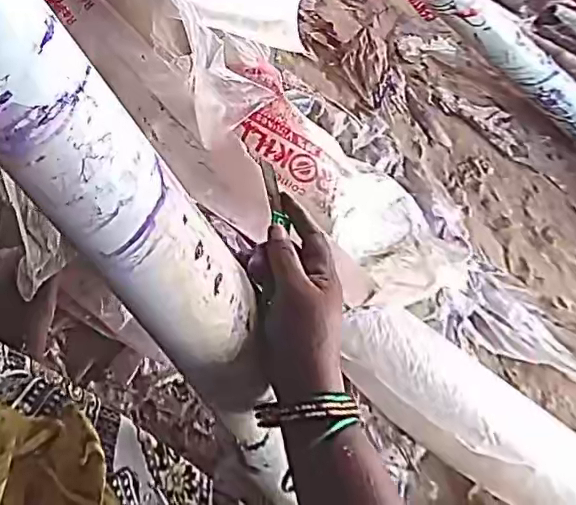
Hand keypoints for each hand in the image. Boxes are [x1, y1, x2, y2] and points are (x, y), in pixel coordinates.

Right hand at [254, 193, 345, 398]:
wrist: (301, 381)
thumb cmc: (304, 334)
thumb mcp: (294, 290)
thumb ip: (283, 256)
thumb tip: (276, 228)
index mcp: (324, 276)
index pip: (312, 236)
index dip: (297, 215)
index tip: (281, 195)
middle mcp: (312, 283)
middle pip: (289, 249)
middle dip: (272, 246)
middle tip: (258, 259)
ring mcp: (296, 297)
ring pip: (275, 264)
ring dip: (262, 263)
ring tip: (254, 275)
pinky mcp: (280, 309)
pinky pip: (267, 281)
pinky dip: (258, 277)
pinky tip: (251, 283)